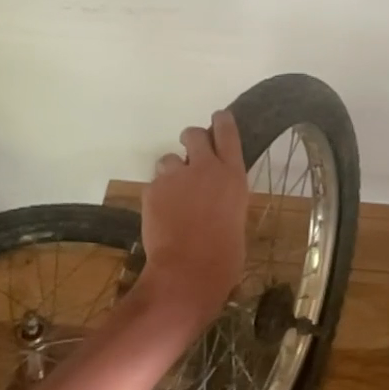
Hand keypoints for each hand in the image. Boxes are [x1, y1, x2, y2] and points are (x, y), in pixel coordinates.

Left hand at [136, 111, 249, 326]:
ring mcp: (176, 177)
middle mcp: (205, 168)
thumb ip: (225, 199)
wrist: (188, 273)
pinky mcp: (152, 190)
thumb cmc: (225, 257)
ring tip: (173, 198)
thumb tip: (215, 198)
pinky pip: (154, 186)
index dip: (222, 121)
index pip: (227, 133)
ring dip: (171, 173)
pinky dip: (157, 197)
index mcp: (233, 176)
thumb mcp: (236, 219)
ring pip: (169, 160)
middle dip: (191, 140)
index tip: (218, 117)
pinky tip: (161, 217)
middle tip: (190, 156)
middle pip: (194, 135)